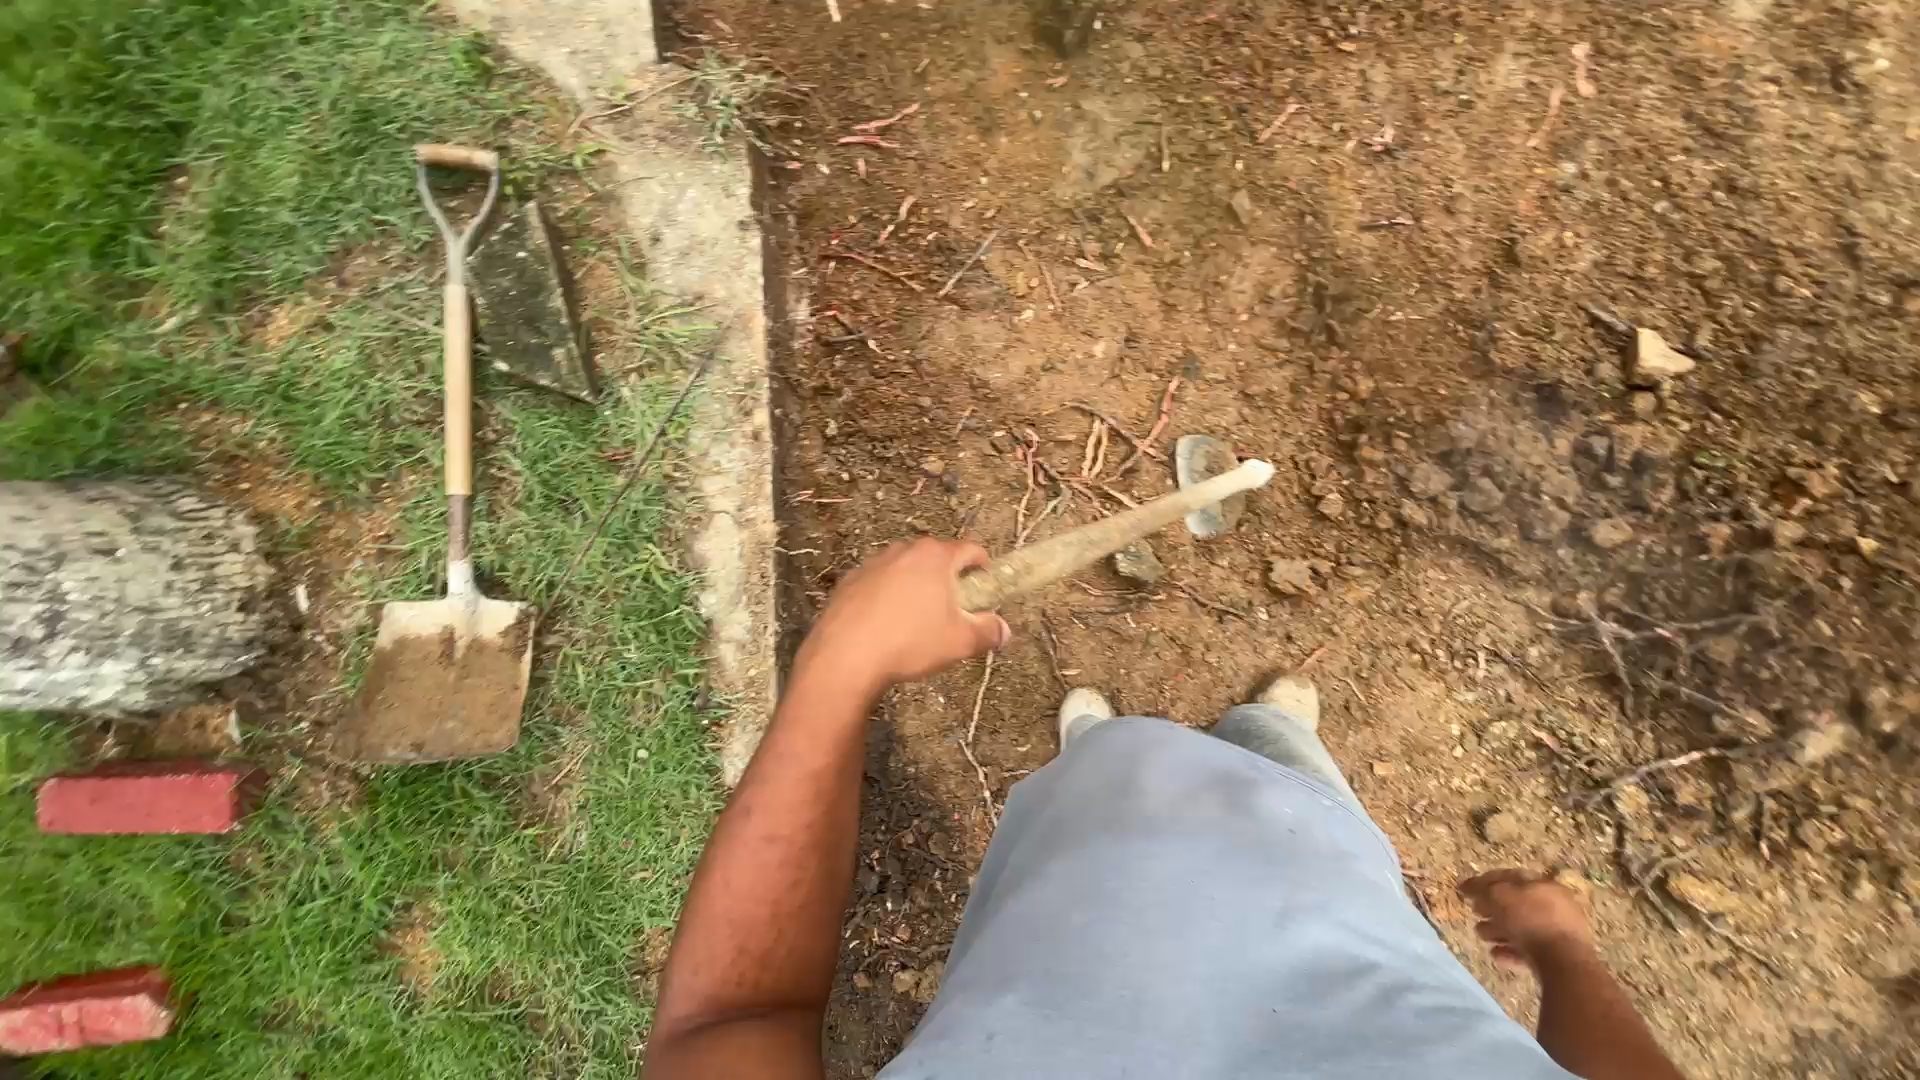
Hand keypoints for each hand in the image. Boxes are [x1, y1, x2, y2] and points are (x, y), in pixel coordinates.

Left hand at [794, 538, 1010, 696]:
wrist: (845, 657)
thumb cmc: (910, 643)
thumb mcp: (960, 642)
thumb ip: (988, 632)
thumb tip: (1003, 630)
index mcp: (935, 557)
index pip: (971, 549)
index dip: (983, 568)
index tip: (985, 588)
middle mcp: (904, 550)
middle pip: (937, 558)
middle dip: (948, 580)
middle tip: (953, 612)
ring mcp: (873, 563)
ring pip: (906, 569)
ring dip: (916, 587)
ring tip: (916, 622)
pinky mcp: (849, 581)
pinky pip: (879, 583)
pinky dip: (888, 597)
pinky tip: (885, 626)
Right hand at [1458, 869, 1594, 971]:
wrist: (1563, 962)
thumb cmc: (1529, 919)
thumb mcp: (1498, 895)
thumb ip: (1481, 888)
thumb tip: (1468, 886)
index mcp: (1544, 885)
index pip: (1509, 876)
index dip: (1485, 881)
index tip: (1466, 890)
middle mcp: (1556, 906)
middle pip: (1517, 904)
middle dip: (1492, 909)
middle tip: (1475, 912)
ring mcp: (1560, 933)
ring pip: (1522, 928)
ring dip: (1499, 930)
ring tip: (1482, 935)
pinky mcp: (1560, 957)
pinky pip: (1530, 950)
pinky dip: (1511, 950)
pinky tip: (1496, 954)